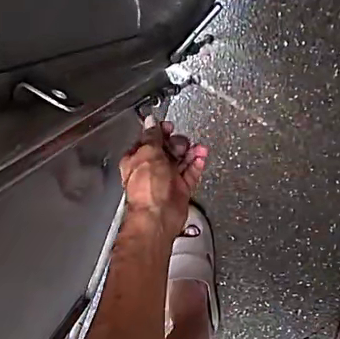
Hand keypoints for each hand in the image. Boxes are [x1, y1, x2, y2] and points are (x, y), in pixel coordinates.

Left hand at [119, 119, 207, 241]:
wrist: (158, 216)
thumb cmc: (147, 190)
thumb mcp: (148, 153)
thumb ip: (152, 136)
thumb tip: (150, 122)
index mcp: (137, 160)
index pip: (149, 140)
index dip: (160, 132)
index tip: (169, 127)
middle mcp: (151, 170)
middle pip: (167, 149)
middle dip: (177, 143)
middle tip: (182, 142)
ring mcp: (166, 180)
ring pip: (181, 160)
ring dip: (191, 152)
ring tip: (198, 148)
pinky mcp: (180, 190)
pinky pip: (190, 173)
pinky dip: (197, 164)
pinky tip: (202, 157)